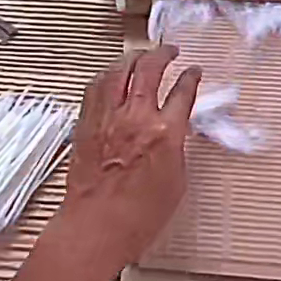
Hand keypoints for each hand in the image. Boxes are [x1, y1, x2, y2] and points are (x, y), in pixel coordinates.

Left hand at [41, 46, 201, 280]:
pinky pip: (96, 87)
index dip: (192, 77)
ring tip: (142, 55)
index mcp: (165, 133)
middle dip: (164, 54)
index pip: (183, 91)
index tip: (194, 72)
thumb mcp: (177, 180)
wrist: (96, 229)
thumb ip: (178, 146)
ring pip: (120, 70)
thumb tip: (177, 129)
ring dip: (134, 57)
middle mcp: (136, 118)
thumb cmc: (138, 216)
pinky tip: (114, 74)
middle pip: (151, 68)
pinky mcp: (87, 123)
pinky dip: (108, 74)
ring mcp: (108, 118)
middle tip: (170, 51)